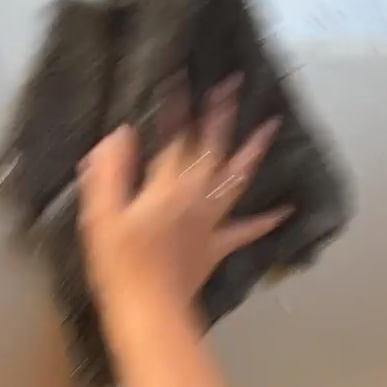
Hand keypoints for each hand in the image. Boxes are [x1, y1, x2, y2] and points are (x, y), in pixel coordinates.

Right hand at [77, 74, 288, 330]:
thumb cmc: (119, 264)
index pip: (174, 138)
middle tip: (233, 83)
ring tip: (272, 126)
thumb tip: (118, 136)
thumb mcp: (102, 216)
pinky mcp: (216, 247)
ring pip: (236, 179)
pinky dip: (266, 220)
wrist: (148, 308)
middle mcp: (195, 197)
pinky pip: (245, 230)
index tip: (180, 78)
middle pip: (212, 149)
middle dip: (222, 115)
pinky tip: (284, 211)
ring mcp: (210, 222)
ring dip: (253, 152)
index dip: (177, 108)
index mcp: (166, 187)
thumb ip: (109, 174)